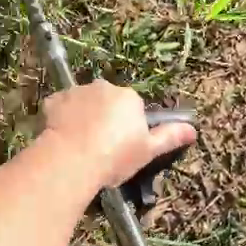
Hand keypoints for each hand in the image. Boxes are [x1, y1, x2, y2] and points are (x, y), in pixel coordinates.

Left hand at [39, 80, 196, 189]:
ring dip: (83, 116)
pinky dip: (62, 118)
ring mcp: (76, 91)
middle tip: (101, 146)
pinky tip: (62, 137)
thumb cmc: (114, 156)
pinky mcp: (53, 100)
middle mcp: (103, 87)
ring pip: (83, 102)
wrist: (71, 159)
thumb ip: (170, 137)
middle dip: (105, 118)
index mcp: (129, 96)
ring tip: (80, 144)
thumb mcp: (148, 150)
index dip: (128, 127)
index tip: (122, 146)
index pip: (133, 107)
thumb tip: (193, 130)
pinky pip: (60, 107)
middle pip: (107, 101)